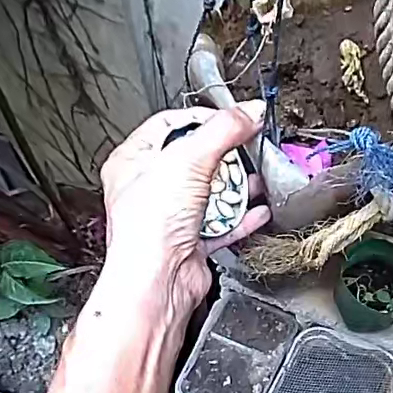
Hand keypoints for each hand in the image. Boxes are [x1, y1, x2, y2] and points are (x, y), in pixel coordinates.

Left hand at [96, 103, 269, 321]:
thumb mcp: (188, 160)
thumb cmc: (149, 229)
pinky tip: (258, 209)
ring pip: (212, 192)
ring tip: (258, 179)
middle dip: (227, 155)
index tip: (232, 119)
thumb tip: (249, 111)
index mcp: (133, 161)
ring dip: (239, 187)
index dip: (203, 118)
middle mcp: (150, 188)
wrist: (159, 282)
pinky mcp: (192, 241)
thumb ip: (223, 131)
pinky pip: (222, 223)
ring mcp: (172, 216)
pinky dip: (242, 216)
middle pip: (197, 158)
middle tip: (248, 148)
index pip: (171, 123)